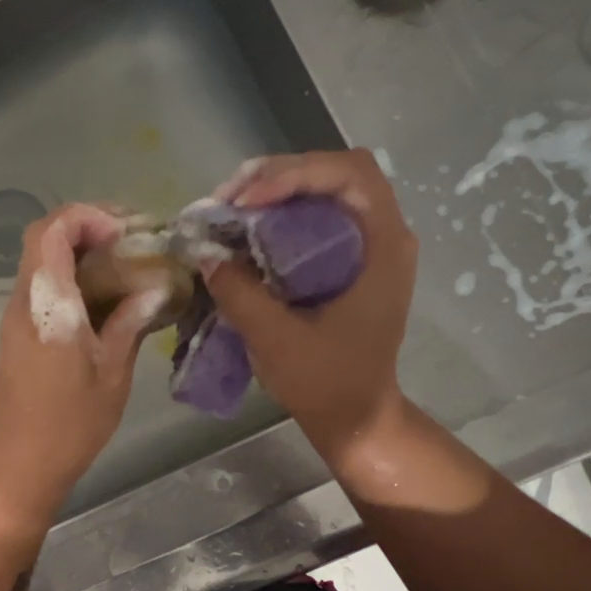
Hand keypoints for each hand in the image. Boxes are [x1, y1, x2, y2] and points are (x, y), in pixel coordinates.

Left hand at [0, 205, 170, 521]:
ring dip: (81, 260)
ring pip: (42, 267)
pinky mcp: (19, 340)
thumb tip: (152, 287)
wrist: (23, 466)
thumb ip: (130, 320)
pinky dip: (72, 286)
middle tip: (133, 247)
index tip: (125, 235)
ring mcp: (16, 322)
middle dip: (88, 232)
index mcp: (46, 306)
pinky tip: (106, 306)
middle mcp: (23, 305)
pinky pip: (43, 295)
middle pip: (43, 242)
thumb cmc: (70, 425)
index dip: (87, 218)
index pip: (50, 230)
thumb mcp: (113, 372)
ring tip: (128, 274)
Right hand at [203, 149, 417, 448]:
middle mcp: (383, 235)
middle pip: (335, 174)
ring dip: (276, 194)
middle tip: (229, 198)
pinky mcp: (349, 265)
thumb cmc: (326, 382)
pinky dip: (280, 218)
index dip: (292, 174)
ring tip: (231, 210)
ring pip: (324, 194)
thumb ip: (241, 295)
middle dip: (278, 176)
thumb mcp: (277, 341)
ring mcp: (368, 249)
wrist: (354, 417)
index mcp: (383, 245)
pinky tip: (248, 233)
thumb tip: (207, 256)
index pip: (347, 173)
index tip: (245, 201)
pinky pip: (315, 222)